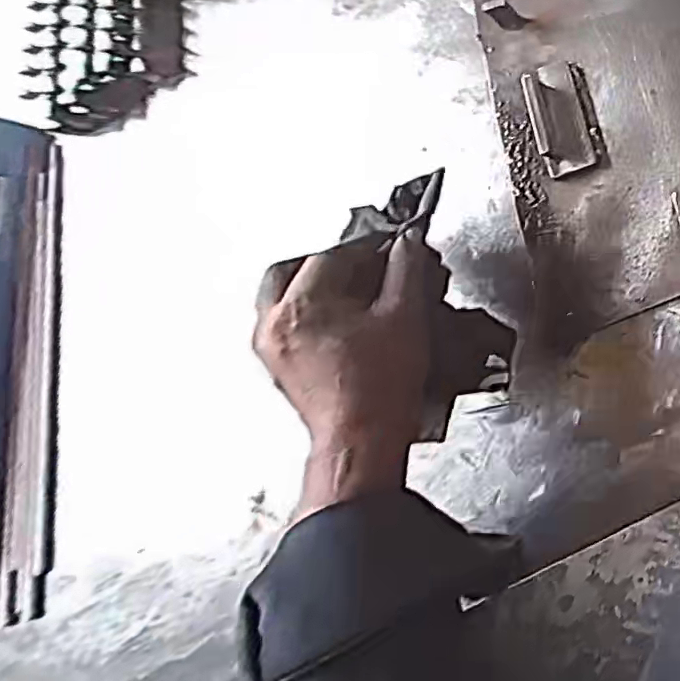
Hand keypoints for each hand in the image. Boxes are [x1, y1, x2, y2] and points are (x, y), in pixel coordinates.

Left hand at [255, 232, 439, 519]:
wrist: (364, 435)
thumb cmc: (380, 385)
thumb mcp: (406, 313)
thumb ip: (406, 268)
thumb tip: (406, 245)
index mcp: (302, 306)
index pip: (332, 255)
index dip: (367, 246)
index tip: (390, 245)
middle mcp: (276, 324)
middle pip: (292, 270)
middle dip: (332, 261)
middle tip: (364, 260)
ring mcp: (273, 348)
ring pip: (282, 297)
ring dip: (317, 285)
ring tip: (353, 288)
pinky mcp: (279, 366)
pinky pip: (285, 322)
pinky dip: (311, 311)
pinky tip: (342, 317)